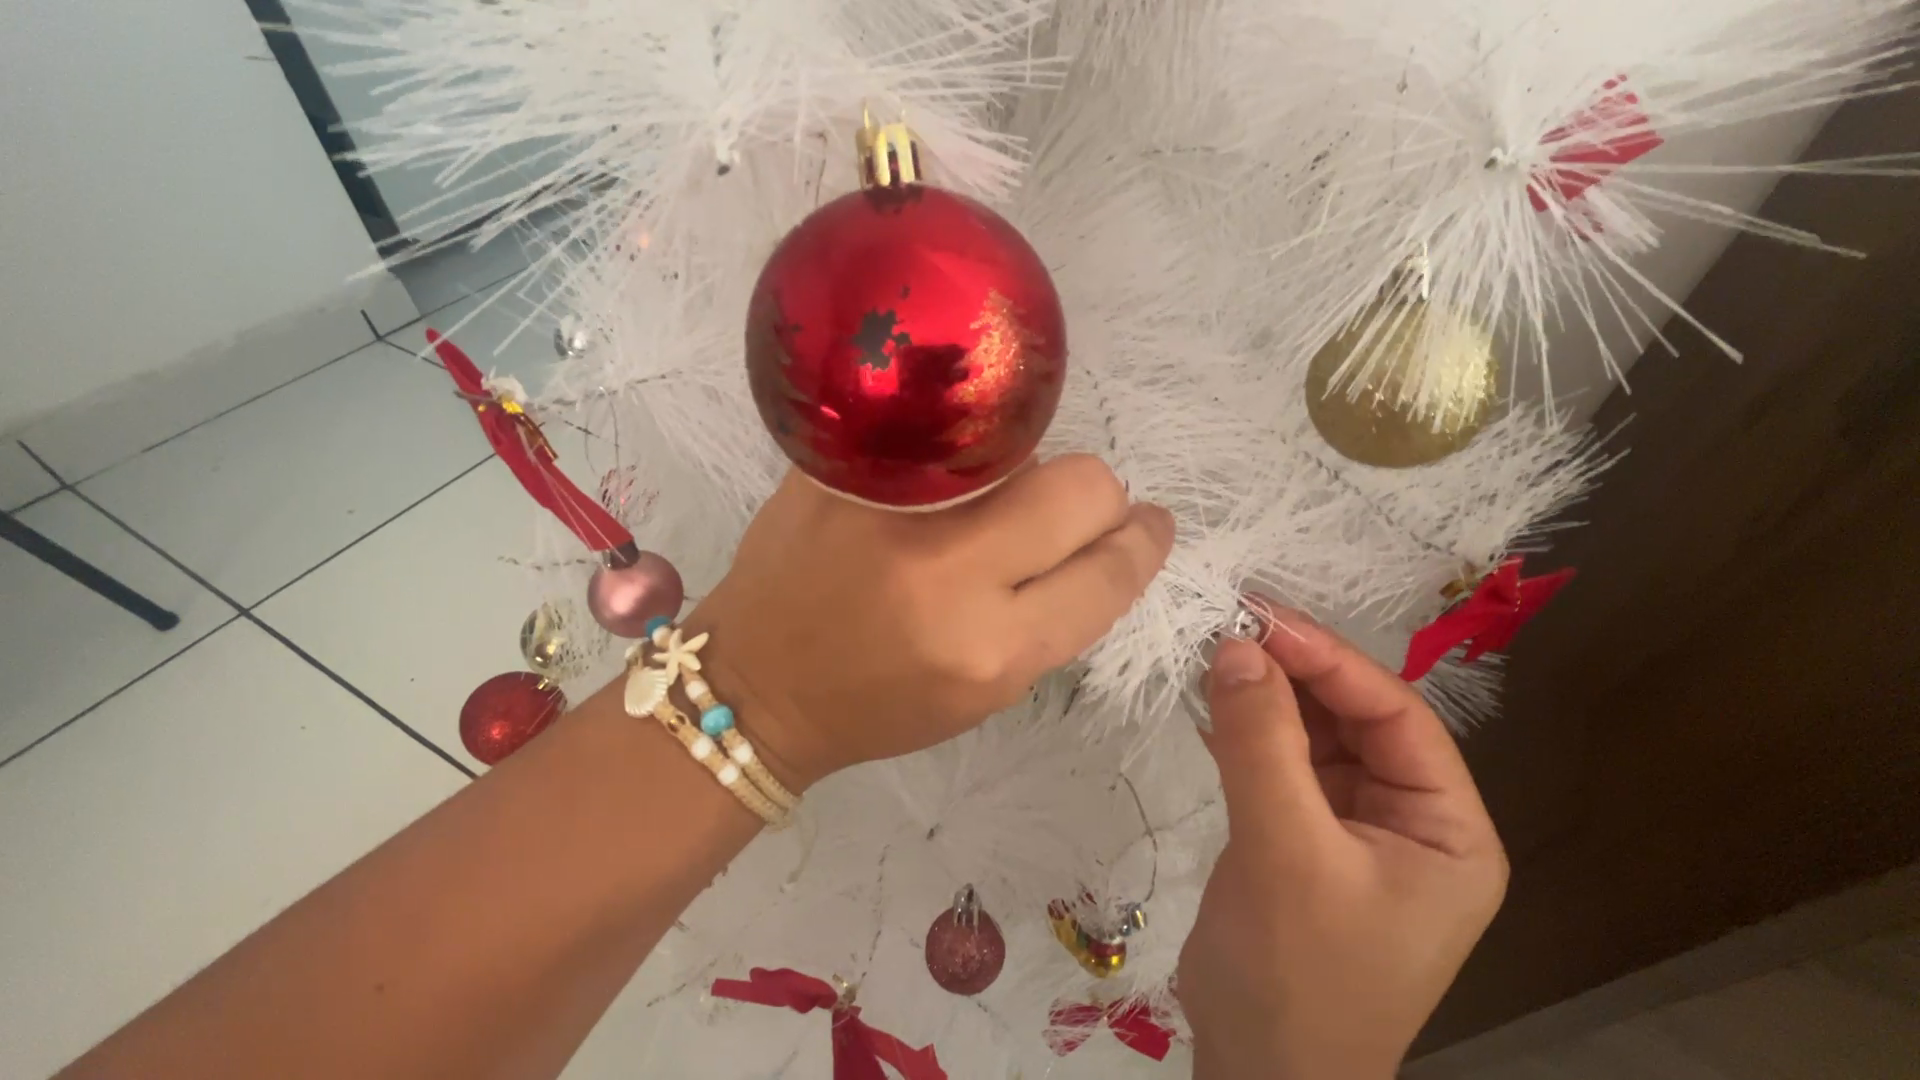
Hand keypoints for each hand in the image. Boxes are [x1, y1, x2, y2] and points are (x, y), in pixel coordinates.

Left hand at [687, 456, 1174, 790]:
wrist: (756, 682)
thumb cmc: (879, 704)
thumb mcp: (987, 691)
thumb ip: (1054, 615)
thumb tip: (1110, 535)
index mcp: (993, 650)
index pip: (1110, 571)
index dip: (1142, 542)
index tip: (1147, 526)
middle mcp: (950, 573)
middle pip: (1083, 484)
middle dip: (1098, 501)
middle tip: (1067, 516)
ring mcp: (892, 508)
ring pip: (1022, 446)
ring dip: (1028, 476)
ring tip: (988, 509)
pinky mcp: (844, 468)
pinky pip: (949, 431)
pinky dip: (967, 452)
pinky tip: (945, 479)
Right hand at [1176, 602, 1508, 1079]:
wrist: (1259, 1077)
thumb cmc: (1298, 974)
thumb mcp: (1284, 852)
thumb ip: (1262, 743)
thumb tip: (1234, 644)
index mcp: (1446, 828)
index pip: (1395, 716)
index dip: (1331, 660)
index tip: (1260, 617)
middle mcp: (1409, 822)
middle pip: (1354, 722)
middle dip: (1293, 675)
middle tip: (1226, 626)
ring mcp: (1351, 833)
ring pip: (1311, 741)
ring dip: (1264, 700)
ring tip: (1210, 655)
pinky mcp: (1300, 843)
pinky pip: (1278, 770)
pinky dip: (1244, 736)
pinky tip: (1207, 706)